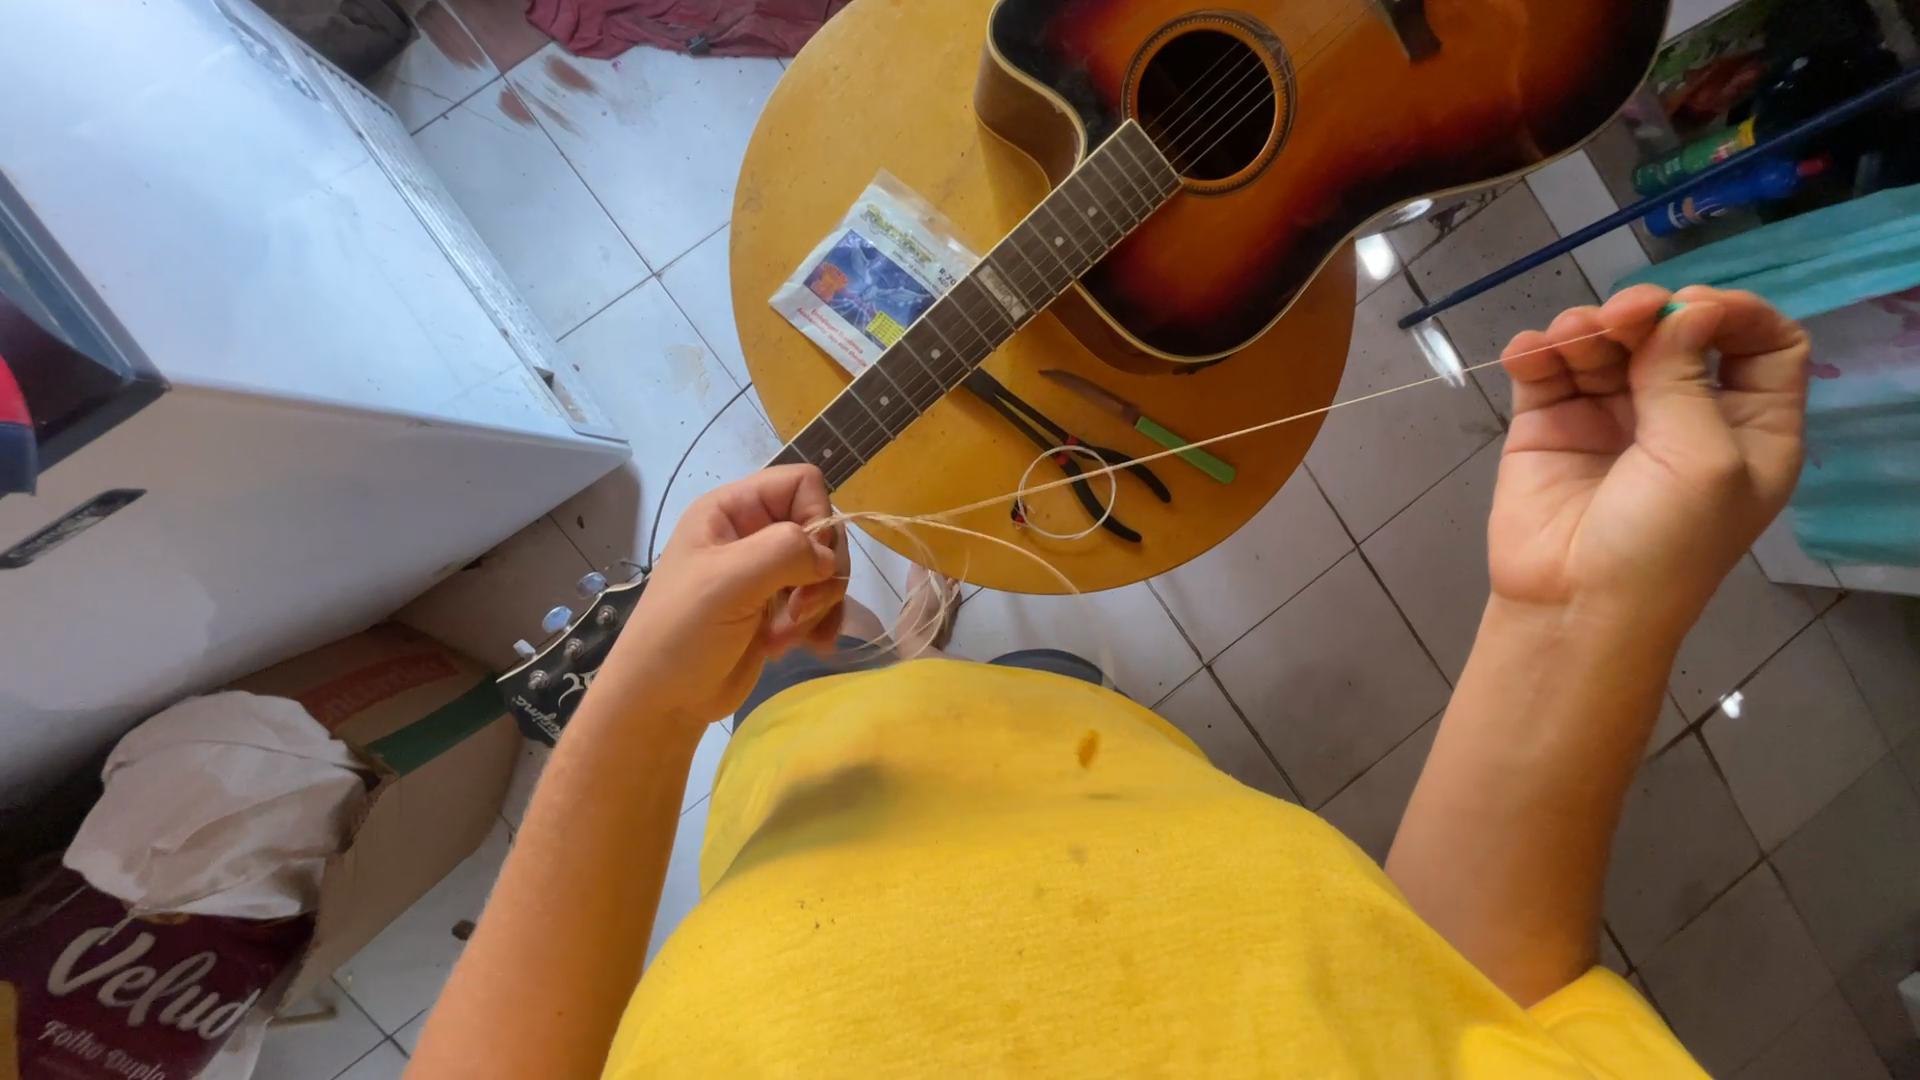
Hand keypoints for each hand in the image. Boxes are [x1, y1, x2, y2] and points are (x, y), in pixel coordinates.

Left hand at [603, 465, 848, 727]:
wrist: (664, 702)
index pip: (801, 483)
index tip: (811, 561)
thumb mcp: (727, 581)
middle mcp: (754, 534)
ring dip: (819, 605)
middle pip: (822, 529)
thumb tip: (828, 559)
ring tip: (787, 636)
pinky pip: (824, 601)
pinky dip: (823, 623)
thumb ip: (784, 551)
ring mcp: (769, 573)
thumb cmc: (682, 634)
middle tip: (798, 609)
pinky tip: (809, 646)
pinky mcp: (781, 608)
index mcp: (732, 510)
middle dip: (820, 573)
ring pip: (828, 569)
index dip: (817, 517)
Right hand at [1488, 284, 1809, 638]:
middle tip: (1620, 316)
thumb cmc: (1662, 541)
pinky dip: (1533, 354)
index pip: (1757, 344)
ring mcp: (1603, 418)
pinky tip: (1528, 351)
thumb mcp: (1703, 460)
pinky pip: (1543, 376)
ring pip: (1601, 349)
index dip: (1731, 315)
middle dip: (1645, 316)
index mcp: (1742, 423)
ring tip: (1568, 337)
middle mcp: (1674, 413)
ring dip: (1585, 330)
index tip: (1689, 309)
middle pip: (1668, 337)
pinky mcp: (1543, 428)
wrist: (1572, 598)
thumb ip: (1687, 381)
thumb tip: (1679, 310)